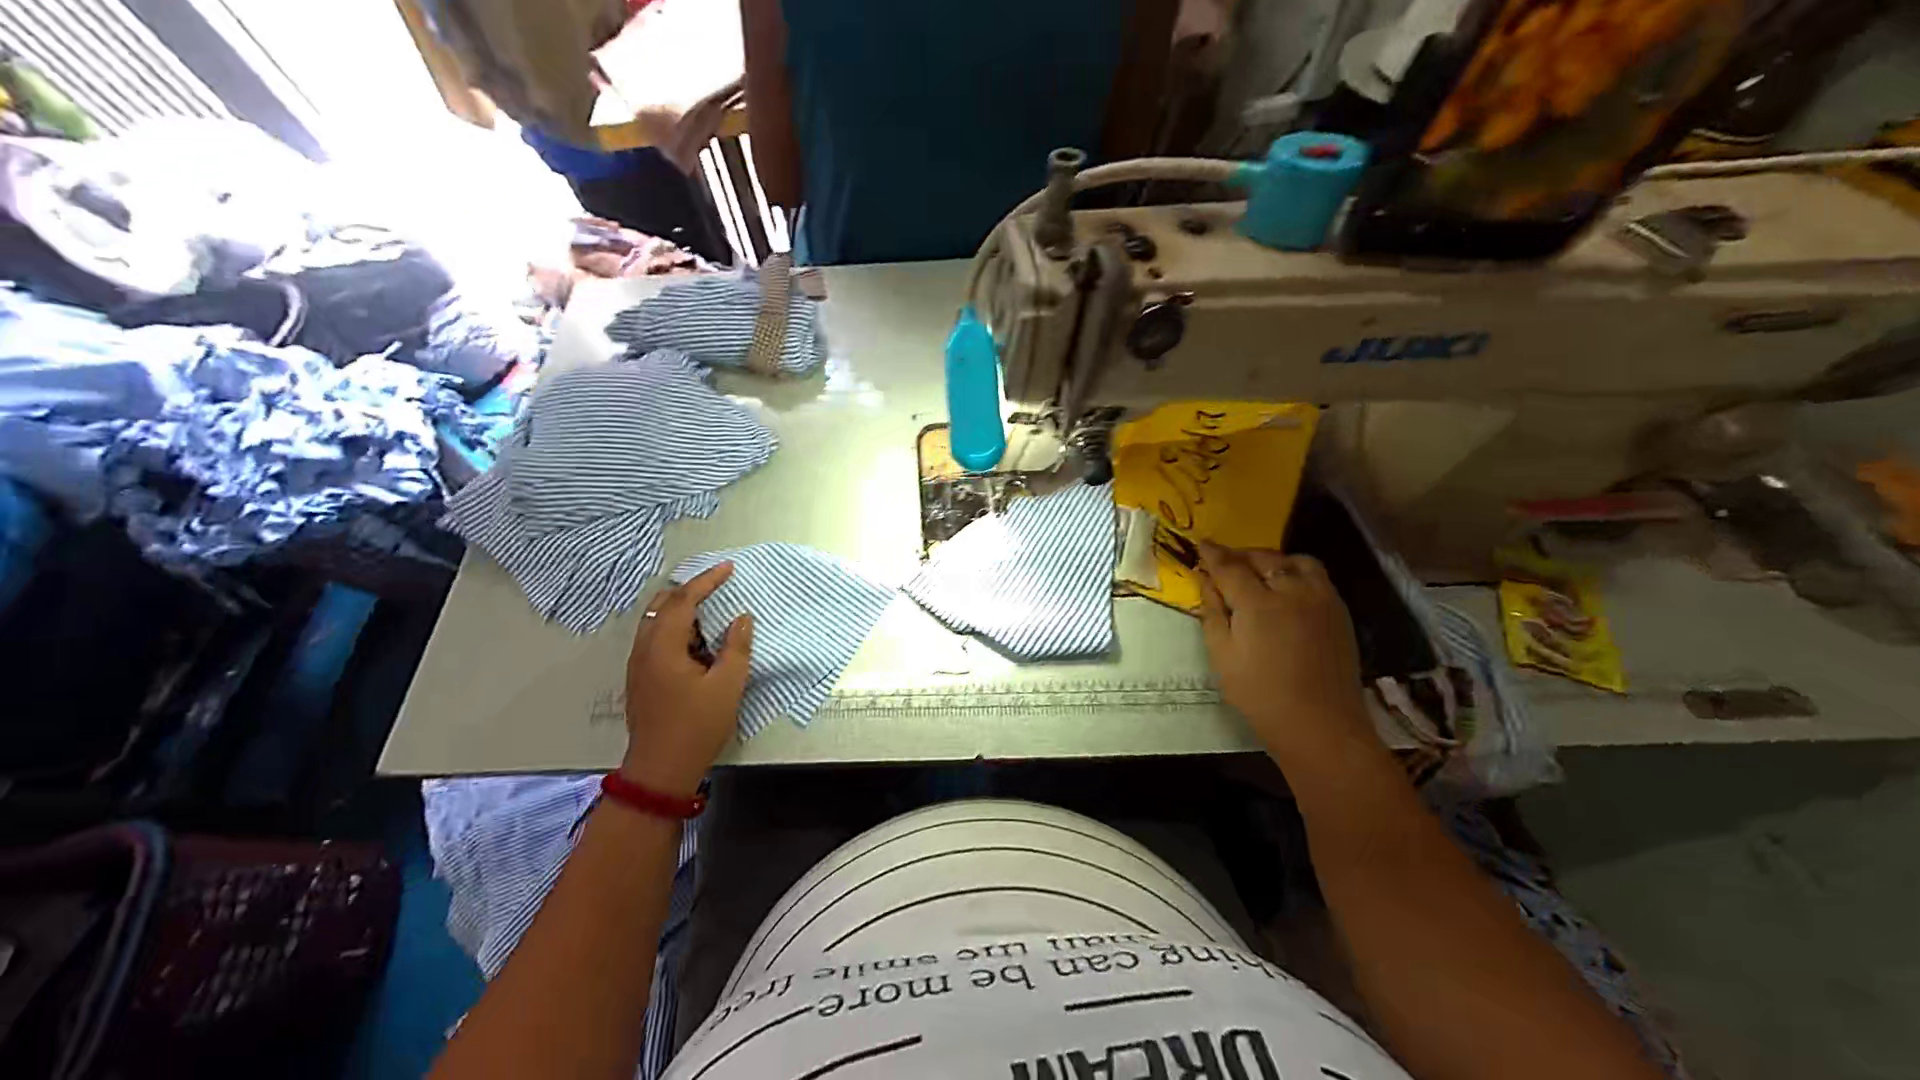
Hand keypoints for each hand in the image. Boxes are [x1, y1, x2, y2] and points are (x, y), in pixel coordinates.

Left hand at [621, 562, 753, 797]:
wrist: (660, 770)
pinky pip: (655, 639)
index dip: (707, 581)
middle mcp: (643, 650)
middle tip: (718, 586)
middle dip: (690, 591)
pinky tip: (697, 643)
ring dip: (682, 611)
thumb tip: (741, 619)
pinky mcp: (640, 680)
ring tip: (712, 613)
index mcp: (662, 647)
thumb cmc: (696, 726)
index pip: (683, 601)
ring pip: (655, 623)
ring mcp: (638, 666)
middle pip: (661, 606)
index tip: (729, 568)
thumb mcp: (727, 686)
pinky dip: (676, 630)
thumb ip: (736, 648)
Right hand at [1197, 543, 1376, 762]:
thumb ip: (1212, 613)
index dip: (1213, 554)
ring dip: (1272, 559)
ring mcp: (1322, 599)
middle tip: (1223, 561)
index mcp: (1259, 603)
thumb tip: (1207, 581)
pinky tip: (1285, 588)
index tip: (1201, 545)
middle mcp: (1293, 591)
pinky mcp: (1339, 611)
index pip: (1231, 566)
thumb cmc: (1260, 694)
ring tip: (1258, 571)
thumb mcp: (1222, 656)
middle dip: (1241, 555)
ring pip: (1295, 561)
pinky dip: (1296, 571)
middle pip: (1264, 558)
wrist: (1320, 725)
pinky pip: (1316, 576)